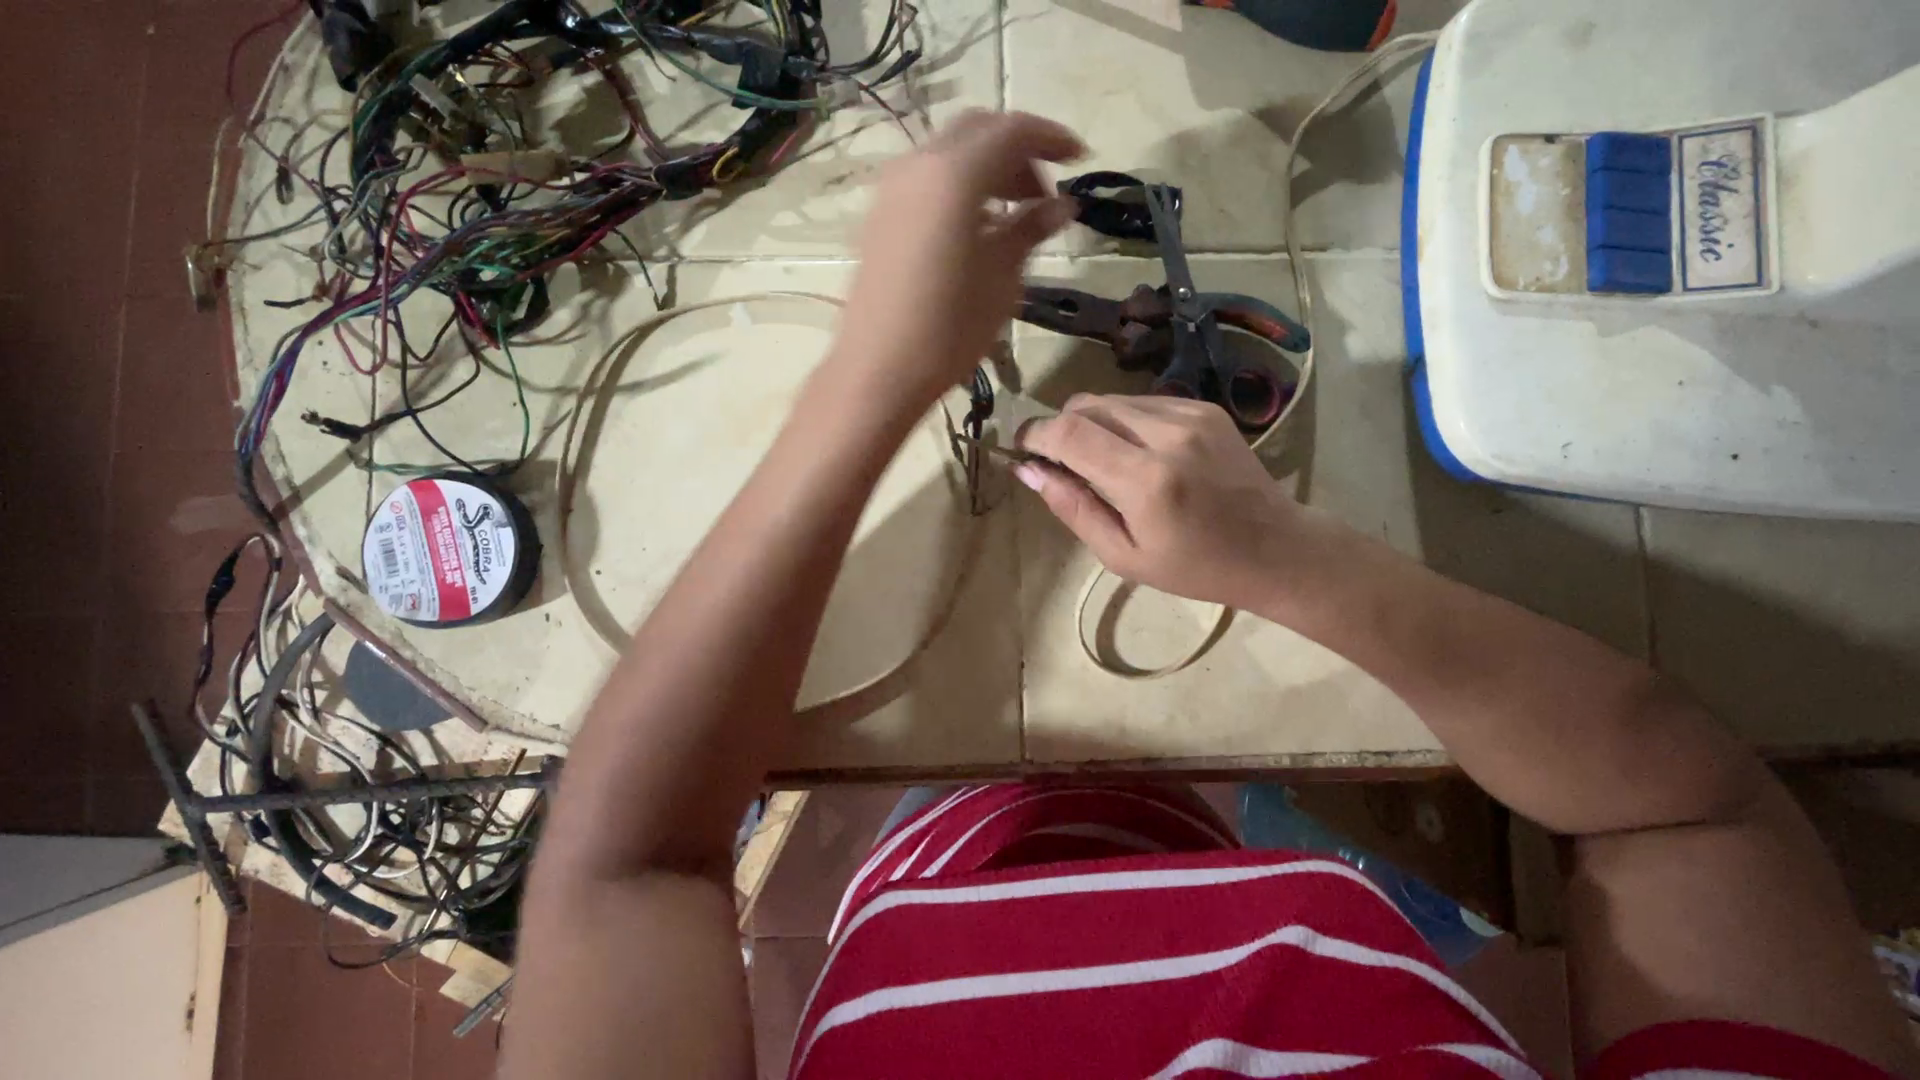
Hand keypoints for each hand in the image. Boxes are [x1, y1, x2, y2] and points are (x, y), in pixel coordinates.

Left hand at [828, 111, 1085, 411]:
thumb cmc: (950, 329)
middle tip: (1044, 192)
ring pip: (950, 152)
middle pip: (978, 130)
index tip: (1080, 159)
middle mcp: (919, 166)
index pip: (1013, 130)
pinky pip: (927, 178)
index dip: (1052, 138)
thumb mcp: (1002, 278)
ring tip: (1015, 213)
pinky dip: (959, 184)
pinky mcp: (879, 214)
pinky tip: (976, 227)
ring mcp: (892, 188)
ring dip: (988, 166)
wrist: (879, 370)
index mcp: (955, 174)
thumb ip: (1031, 228)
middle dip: (1018, 149)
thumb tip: (1062, 205)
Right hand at [1016, 395, 1310, 607]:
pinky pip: (1142, 402)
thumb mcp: (1123, 556)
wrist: (1275, 548)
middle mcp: (1168, 436)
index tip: (1022, 449)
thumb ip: (1073, 508)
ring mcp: (1191, 415)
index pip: (1069, 433)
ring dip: (1091, 423)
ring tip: (1101, 461)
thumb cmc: (1194, 567)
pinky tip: (1137, 453)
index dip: (1035, 435)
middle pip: (1086, 405)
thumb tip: (1028, 471)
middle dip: (1060, 427)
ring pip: (1112, 399)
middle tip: (1059, 462)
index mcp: (1147, 481)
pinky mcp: (1205, 408)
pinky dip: (1124, 421)